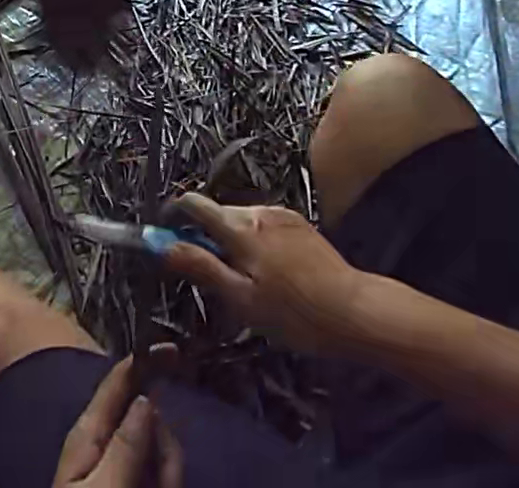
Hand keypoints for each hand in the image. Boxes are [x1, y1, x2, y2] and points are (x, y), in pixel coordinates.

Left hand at [53, 354, 183, 487]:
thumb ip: (126, 446)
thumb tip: (145, 397)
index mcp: (88, 432)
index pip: (118, 380)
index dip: (146, 358)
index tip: (175, 349)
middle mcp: (103, 440)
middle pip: (148, 414)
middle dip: (166, 444)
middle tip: (168, 481)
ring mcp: (116, 462)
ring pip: (159, 443)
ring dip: (168, 468)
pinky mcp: (127, 481)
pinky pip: (158, 468)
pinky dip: (166, 482)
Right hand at [159, 193, 369, 355]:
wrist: (354, 310)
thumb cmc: (293, 314)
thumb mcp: (242, 300)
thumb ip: (202, 268)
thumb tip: (164, 245)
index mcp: (240, 229)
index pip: (195, 204)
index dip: (175, 215)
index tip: (166, 235)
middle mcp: (259, 212)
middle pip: (218, 212)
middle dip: (205, 233)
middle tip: (209, 272)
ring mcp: (282, 214)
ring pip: (241, 218)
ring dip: (230, 237)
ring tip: (242, 276)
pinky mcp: (299, 222)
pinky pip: (263, 223)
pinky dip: (253, 238)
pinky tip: (267, 269)